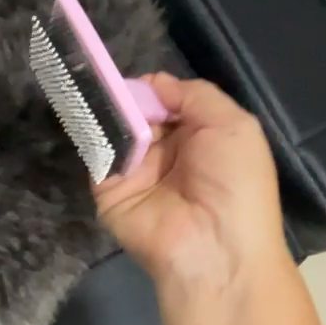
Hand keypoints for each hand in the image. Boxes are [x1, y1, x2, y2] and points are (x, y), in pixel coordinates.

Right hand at [95, 73, 289, 298]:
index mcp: (198, 136)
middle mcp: (164, 153)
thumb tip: (152, 81)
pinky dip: (92, 141)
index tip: (138, 81)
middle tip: (110, 86)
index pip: (168, 104)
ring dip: (106, 116)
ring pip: (114, 134)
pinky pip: (97, 159)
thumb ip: (194, 95)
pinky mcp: (107, 191)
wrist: (211, 243)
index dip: (154, 90)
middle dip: (127, 100)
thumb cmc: (234, 181)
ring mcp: (133, 172)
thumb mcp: (232, 125)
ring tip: (95, 98)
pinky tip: (90, 124)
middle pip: (138, 116)